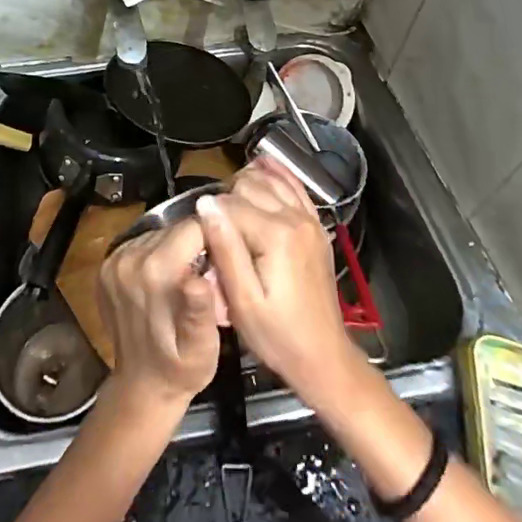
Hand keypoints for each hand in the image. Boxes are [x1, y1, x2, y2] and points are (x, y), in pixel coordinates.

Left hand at [97, 217, 220, 409]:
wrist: (142, 387)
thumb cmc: (182, 368)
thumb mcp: (202, 347)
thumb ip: (201, 311)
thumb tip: (198, 279)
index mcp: (155, 272)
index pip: (195, 227)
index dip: (215, 238)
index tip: (225, 258)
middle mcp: (129, 258)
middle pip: (176, 229)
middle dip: (196, 245)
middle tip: (208, 273)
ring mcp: (114, 261)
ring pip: (160, 233)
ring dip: (177, 249)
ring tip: (188, 277)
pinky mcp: (107, 265)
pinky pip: (143, 243)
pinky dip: (158, 254)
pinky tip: (166, 280)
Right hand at [197, 162, 358, 406]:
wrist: (322, 356)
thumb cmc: (277, 335)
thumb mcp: (242, 300)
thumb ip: (225, 248)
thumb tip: (205, 203)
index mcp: (277, 235)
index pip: (230, 205)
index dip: (208, 216)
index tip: (198, 237)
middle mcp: (296, 218)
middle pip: (251, 186)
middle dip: (227, 199)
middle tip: (212, 228)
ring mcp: (310, 220)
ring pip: (272, 181)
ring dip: (248, 184)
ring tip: (228, 204)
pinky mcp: (316, 226)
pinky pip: (296, 187)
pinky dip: (278, 174)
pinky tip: (263, 165)